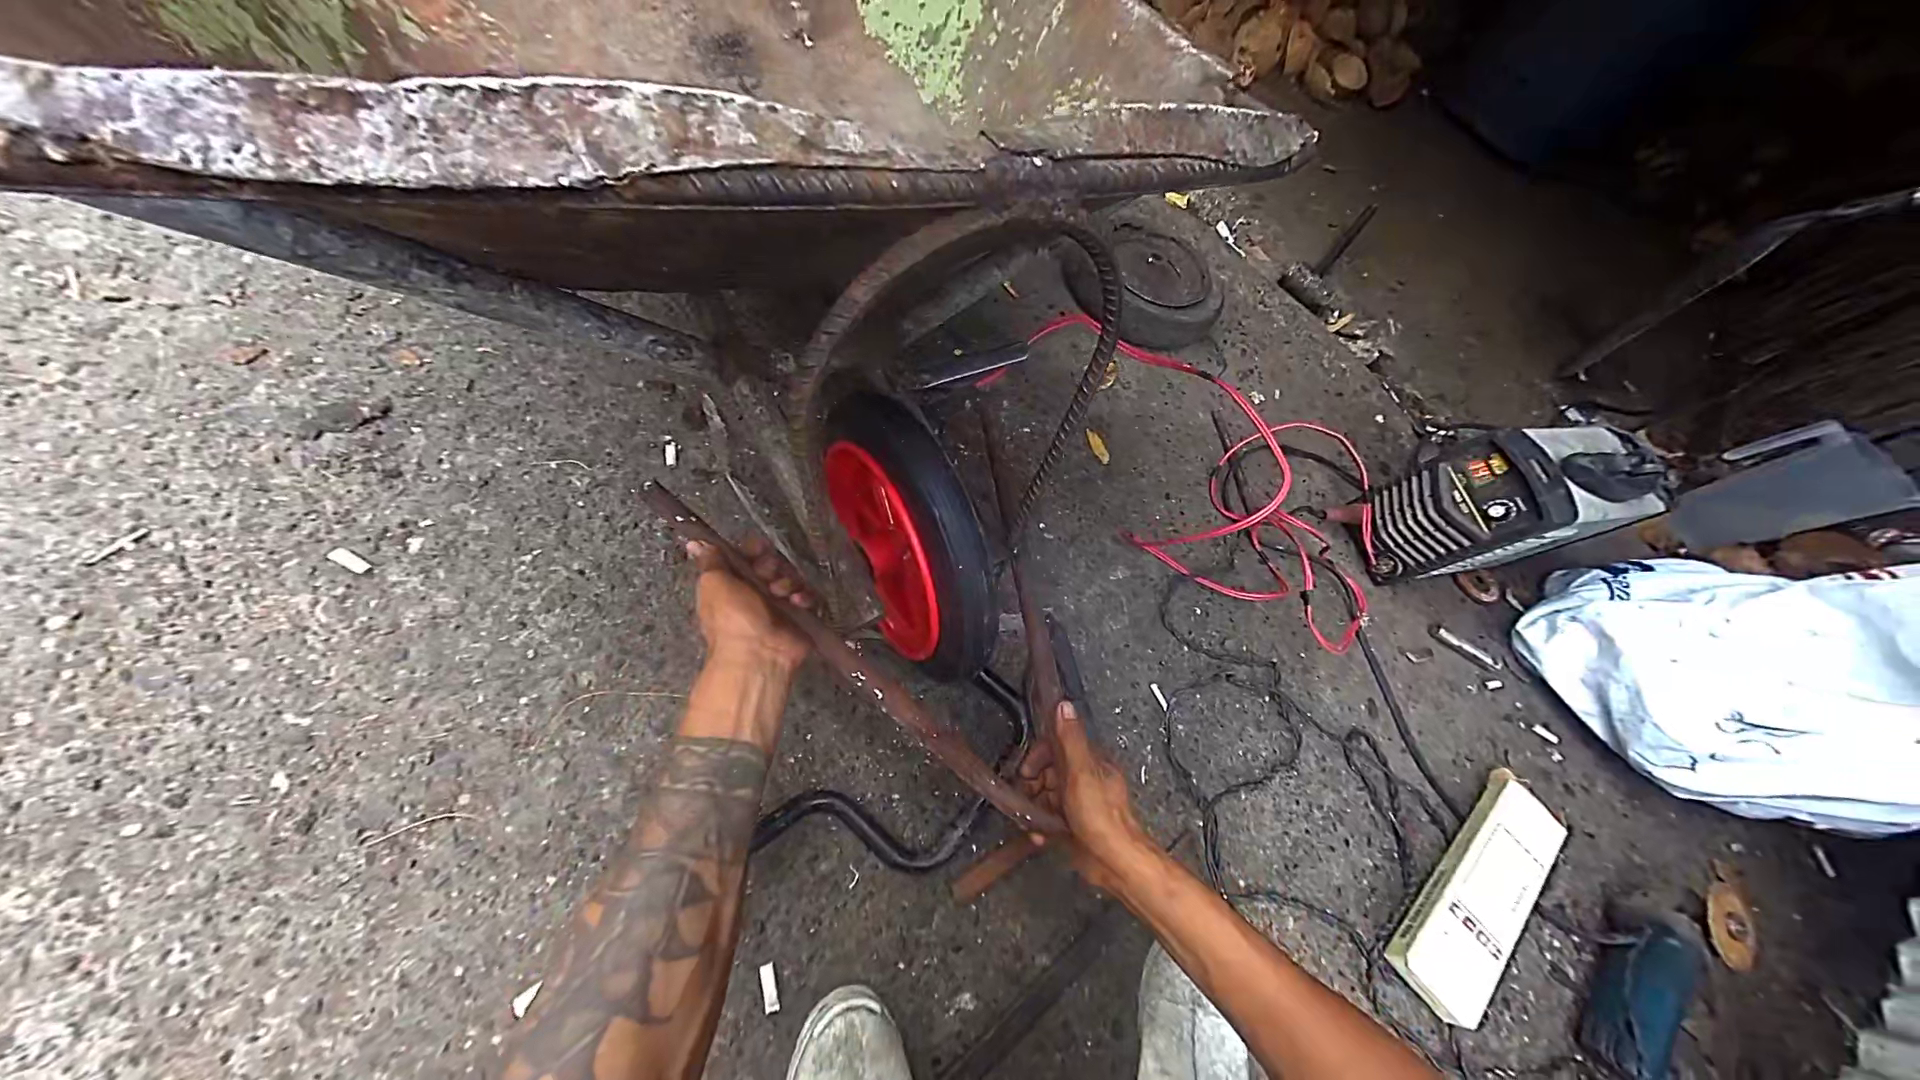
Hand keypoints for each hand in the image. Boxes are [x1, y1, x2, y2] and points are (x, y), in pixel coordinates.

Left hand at [685, 534, 813, 670]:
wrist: (757, 654)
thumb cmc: (731, 618)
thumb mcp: (713, 583)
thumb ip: (710, 560)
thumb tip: (696, 542)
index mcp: (731, 583)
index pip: (748, 555)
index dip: (754, 549)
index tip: (758, 549)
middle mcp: (755, 592)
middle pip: (772, 564)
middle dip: (772, 565)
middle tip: (767, 575)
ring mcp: (779, 604)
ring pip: (791, 578)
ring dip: (788, 581)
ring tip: (781, 593)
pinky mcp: (799, 615)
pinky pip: (808, 596)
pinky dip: (804, 596)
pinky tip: (797, 602)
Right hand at [1019, 701, 1155, 891]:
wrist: (1114, 863)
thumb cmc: (1104, 820)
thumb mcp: (1082, 773)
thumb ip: (1071, 739)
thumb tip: (1065, 706)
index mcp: (1090, 762)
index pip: (1055, 747)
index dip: (1037, 757)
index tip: (1026, 771)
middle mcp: (1086, 780)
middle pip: (1047, 773)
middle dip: (1032, 785)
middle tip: (1026, 797)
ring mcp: (1079, 804)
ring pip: (1046, 797)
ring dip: (1034, 807)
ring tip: (1032, 818)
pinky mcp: (1074, 826)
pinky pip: (1050, 819)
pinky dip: (1041, 826)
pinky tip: (1040, 834)